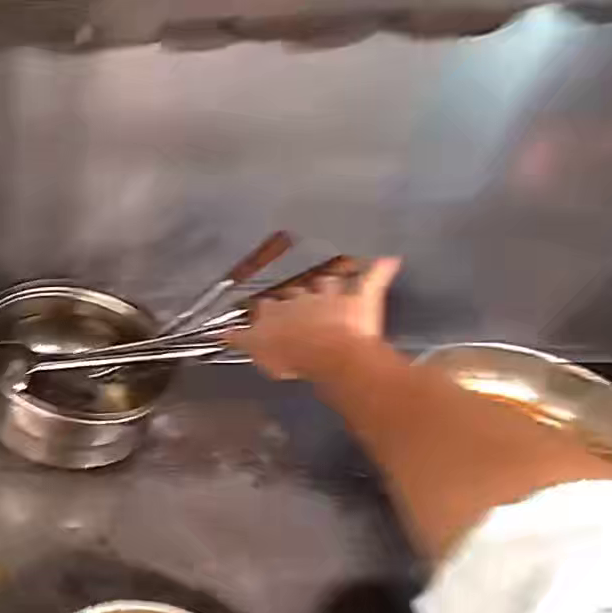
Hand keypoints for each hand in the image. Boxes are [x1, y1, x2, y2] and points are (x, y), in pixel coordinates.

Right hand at [227, 257, 400, 381]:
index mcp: (274, 312)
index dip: (263, 308)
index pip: (264, 306)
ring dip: (330, 276)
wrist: (327, 354)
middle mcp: (300, 298)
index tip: (261, 309)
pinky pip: (373, 279)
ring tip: (332, 268)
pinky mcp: (359, 300)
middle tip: (294, 290)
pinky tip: (391, 257)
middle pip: (295, 290)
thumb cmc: (290, 355)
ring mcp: (331, 296)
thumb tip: (220, 333)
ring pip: (328, 281)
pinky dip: (382, 268)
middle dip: (294, 290)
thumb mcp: (256, 351)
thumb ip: (239, 340)